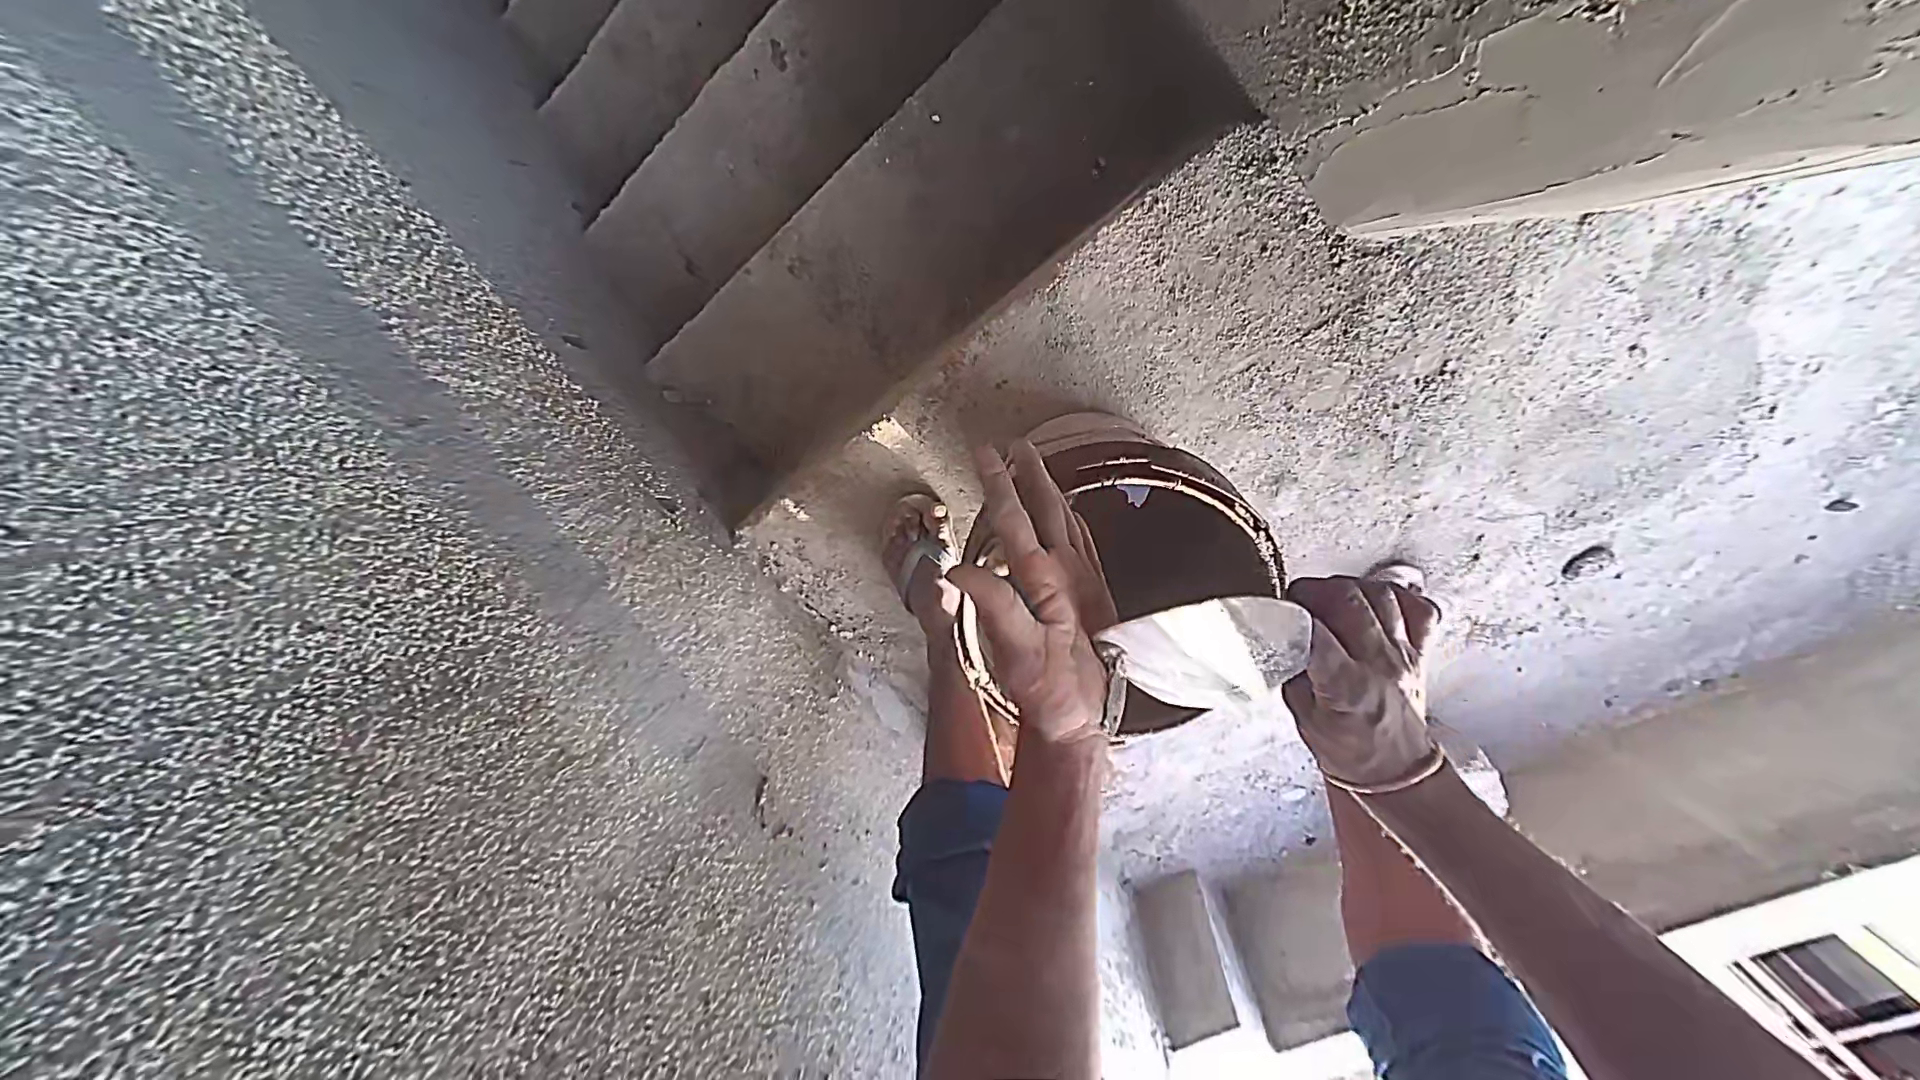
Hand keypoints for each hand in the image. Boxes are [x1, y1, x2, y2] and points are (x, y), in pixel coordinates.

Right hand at [948, 441, 1115, 746]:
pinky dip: (1071, 516)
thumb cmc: (1053, 690)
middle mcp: (1071, 571)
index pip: (1016, 520)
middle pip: (1047, 509)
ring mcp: (1086, 580)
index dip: (998, 485)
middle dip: (1028, 474)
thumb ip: (992, 606)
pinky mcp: (1095, 592)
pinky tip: (1068, 514)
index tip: (986, 454)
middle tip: (1015, 445)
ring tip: (1038, 466)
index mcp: (1047, 580)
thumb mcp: (1017, 653)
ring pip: (1068, 519)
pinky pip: (1083, 539)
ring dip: (1050, 489)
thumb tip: (961, 570)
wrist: (1092, 717)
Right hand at [1280, 576, 1441, 786]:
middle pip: (1348, 601)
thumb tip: (1278, 640)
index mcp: (1347, 686)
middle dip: (1313, 590)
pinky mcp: (1417, 653)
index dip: (1292, 614)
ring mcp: (1402, 656)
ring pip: (1380, 595)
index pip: (1317, 634)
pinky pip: (1418, 609)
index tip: (1275, 609)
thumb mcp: (1303, 717)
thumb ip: (1291, 674)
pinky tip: (1373, 599)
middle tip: (1296, 598)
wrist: (1397, 771)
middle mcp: (1379, 665)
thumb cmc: (1349, 750)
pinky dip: (1395, 596)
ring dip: (1347, 587)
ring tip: (1327, 596)